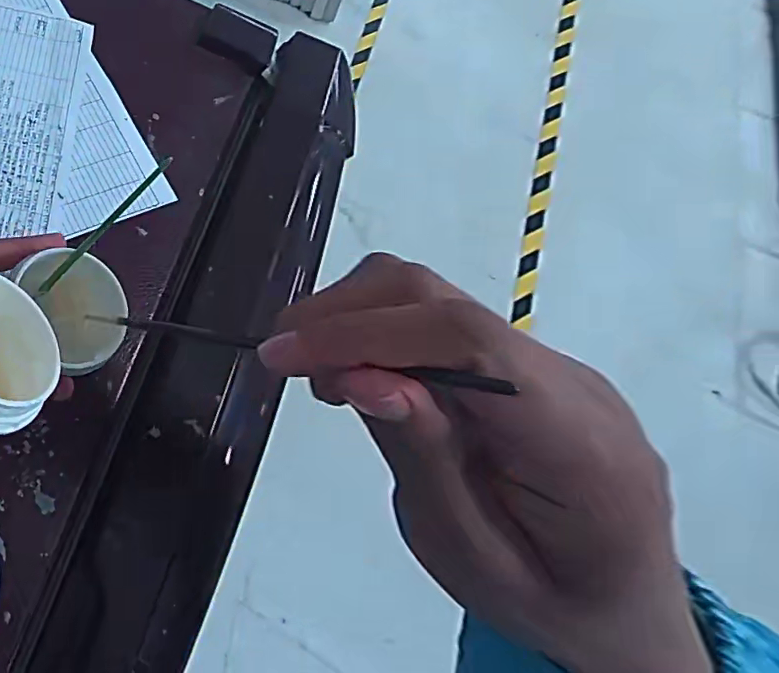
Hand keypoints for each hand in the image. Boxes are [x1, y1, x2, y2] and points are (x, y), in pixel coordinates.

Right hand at [256, 254, 707, 672]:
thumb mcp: (469, 553)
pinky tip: (350, 371)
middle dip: (336, 315)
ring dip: (343, 315)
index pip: (462, 339)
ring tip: (317, 372)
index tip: (283, 357)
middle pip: (429, 296)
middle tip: (286, 362)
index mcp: (576, 440)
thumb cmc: (543, 598)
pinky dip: (362, 325)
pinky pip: (420, 311)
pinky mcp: (507, 356)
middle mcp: (566, 380)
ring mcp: (540, 360)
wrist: (618, 613)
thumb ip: (422, 458)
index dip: (359, 332)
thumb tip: (361, 378)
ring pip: (416, 290)